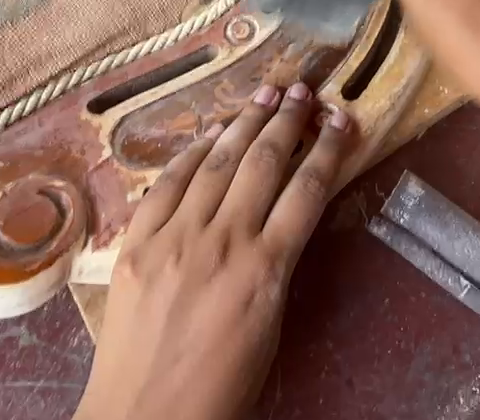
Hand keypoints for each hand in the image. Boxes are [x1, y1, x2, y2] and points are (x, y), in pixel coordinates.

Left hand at [74, 82, 354, 419]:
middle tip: (303, 91)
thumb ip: (277, 262)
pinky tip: (211, 134)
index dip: (329, 148)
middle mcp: (222, 242)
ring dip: (245, 121)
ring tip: (266, 91)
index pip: (307, 190)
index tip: (342, 119)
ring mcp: (175, 237)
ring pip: (217, 162)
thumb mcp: (269, 324)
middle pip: (263, 163)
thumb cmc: (221, 388)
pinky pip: (167, 183)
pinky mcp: (137, 242)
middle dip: (288, 121)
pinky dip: (192, 153)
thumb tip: (284, 209)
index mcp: (264, 271)